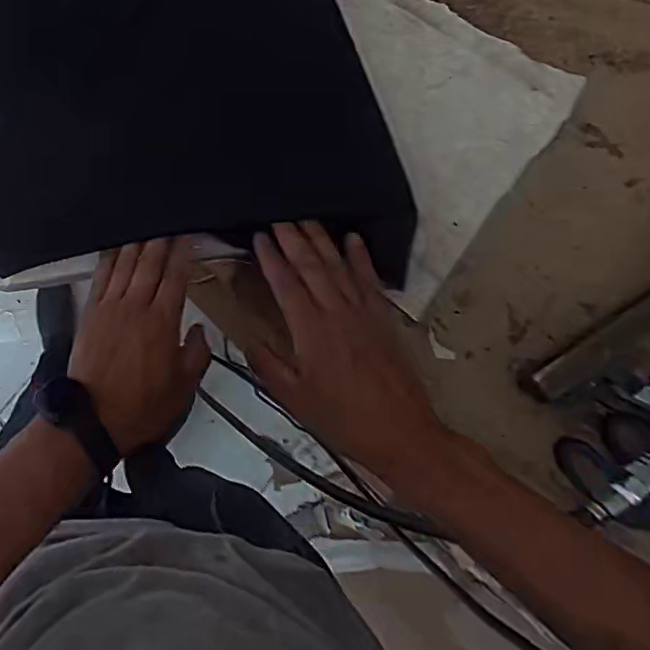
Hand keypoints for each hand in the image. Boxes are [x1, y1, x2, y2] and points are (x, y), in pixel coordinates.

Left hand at [68, 237, 212, 452]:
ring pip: (125, 263)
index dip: (182, 253)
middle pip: (150, 262)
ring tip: (144, 227)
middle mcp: (136, 306)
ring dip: (136, 243)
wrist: (94, 419)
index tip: (187, 237)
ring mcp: (110, 306)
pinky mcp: (91, 312)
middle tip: (167, 224)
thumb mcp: (183, 387)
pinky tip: (115, 247)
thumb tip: (199, 330)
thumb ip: (197, 353)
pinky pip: (101, 276)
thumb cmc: (142, 406)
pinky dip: (109, 258)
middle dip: (160, 240)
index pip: (175, 276)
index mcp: (162, 321)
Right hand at [246, 222, 454, 484]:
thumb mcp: (296, 400)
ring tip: (306, 218)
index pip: (286, 285)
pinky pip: (369, 280)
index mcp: (310, 331)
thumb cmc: (343, 419)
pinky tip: (353, 238)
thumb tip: (248, 339)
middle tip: (279, 216)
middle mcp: (336, 313)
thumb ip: (269, 366)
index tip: (260, 236)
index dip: (271, 259)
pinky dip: (360, 257)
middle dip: (292, 238)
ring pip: (338, 266)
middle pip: (311, 266)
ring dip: (321, 240)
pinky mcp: (382, 317)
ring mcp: (362, 312)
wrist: (401, 432)